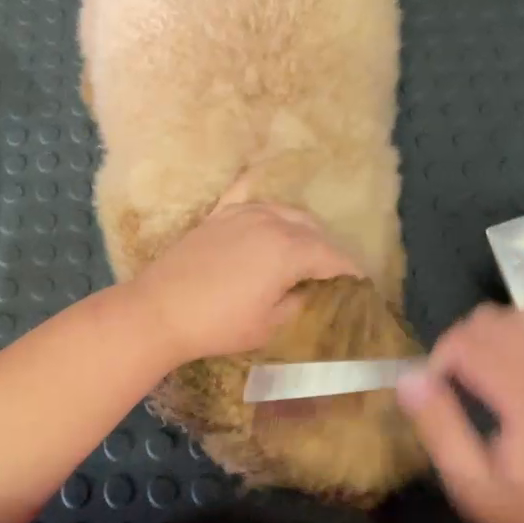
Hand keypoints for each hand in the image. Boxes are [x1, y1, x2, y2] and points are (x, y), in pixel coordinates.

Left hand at [124, 203, 362, 364]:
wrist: (160, 309)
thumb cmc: (219, 324)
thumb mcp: (271, 324)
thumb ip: (300, 302)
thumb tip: (312, 290)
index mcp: (289, 249)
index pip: (333, 255)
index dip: (351, 271)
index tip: (363, 284)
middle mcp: (270, 221)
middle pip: (313, 229)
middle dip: (329, 249)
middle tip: (335, 273)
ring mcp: (241, 213)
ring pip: (286, 211)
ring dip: (303, 228)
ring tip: (308, 250)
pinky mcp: (218, 215)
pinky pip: (250, 198)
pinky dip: (267, 205)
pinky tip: (269, 212)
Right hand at [396, 305, 523, 522]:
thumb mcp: (471, 486)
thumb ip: (439, 428)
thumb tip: (409, 377)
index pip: (465, 342)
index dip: (439, 362)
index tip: (435, 395)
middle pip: (492, 320)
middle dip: (461, 343)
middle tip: (456, 386)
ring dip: (499, 331)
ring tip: (489, 367)